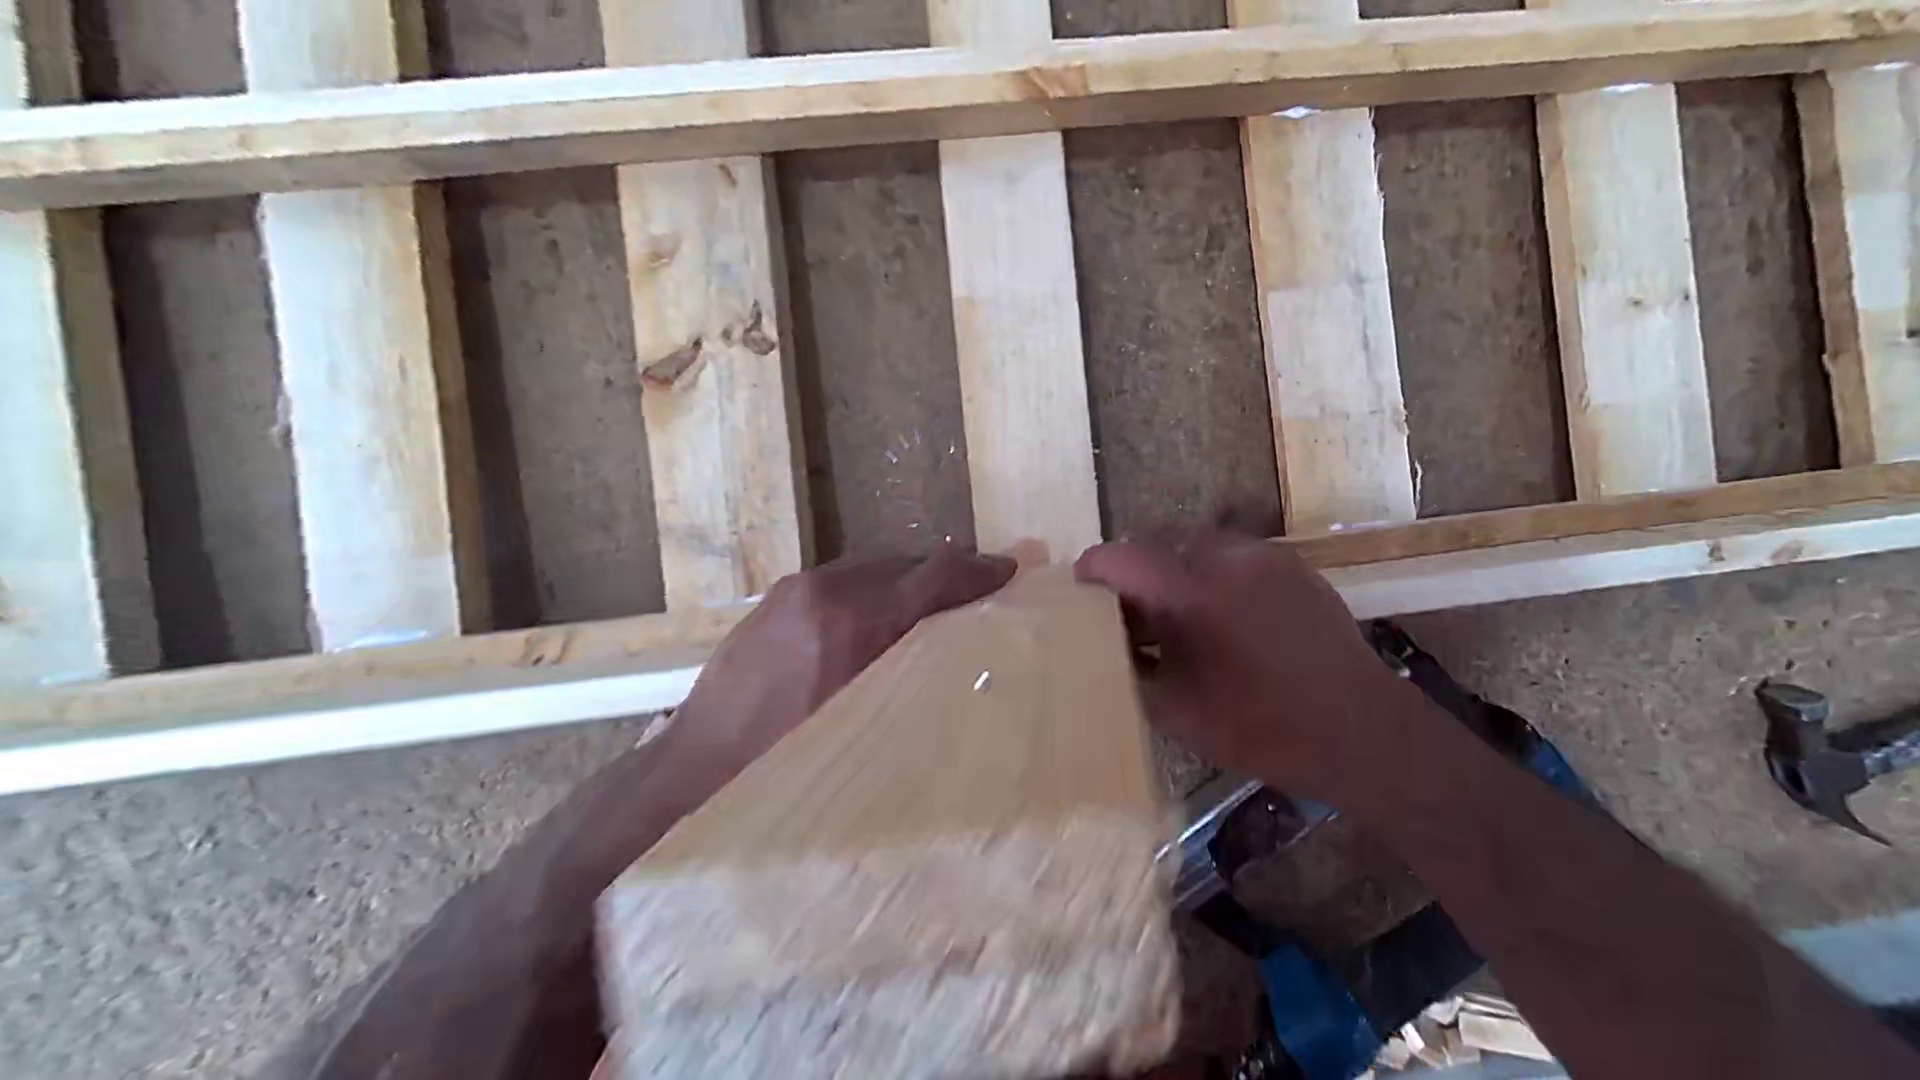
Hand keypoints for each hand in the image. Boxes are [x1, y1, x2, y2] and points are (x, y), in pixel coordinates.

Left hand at [675, 545, 1017, 766]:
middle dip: (948, 573)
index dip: (979, 571)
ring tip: (935, 604)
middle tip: (981, 590)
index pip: (933, 577)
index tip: (1013, 571)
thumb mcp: (867, 727)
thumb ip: (915, 677)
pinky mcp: (778, 596)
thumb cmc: (789, 764)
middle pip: (907, 561)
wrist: (696, 768)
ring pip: (875, 567)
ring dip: (911, 580)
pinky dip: (875, 588)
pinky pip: (844, 579)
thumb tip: (956, 652)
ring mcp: (797, 587)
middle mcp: (827, 589)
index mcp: (854, 622)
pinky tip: (881, 616)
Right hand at [1074, 531, 1418, 802]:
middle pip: (1158, 546)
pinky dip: (1212, 575)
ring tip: (1178, 615)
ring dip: (1175, 572)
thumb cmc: (1262, 730)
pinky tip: (1222, 617)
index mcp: (1195, 597)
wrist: (1363, 732)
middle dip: (1136, 574)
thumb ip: (1132, 671)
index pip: (1123, 558)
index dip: (1093, 567)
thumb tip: (1107, 649)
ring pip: (1196, 547)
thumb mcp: (1177, 712)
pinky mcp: (1293, 565)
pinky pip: (1233, 556)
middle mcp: (1228, 561)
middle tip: (1132, 613)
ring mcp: (1266, 558)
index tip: (1080, 585)